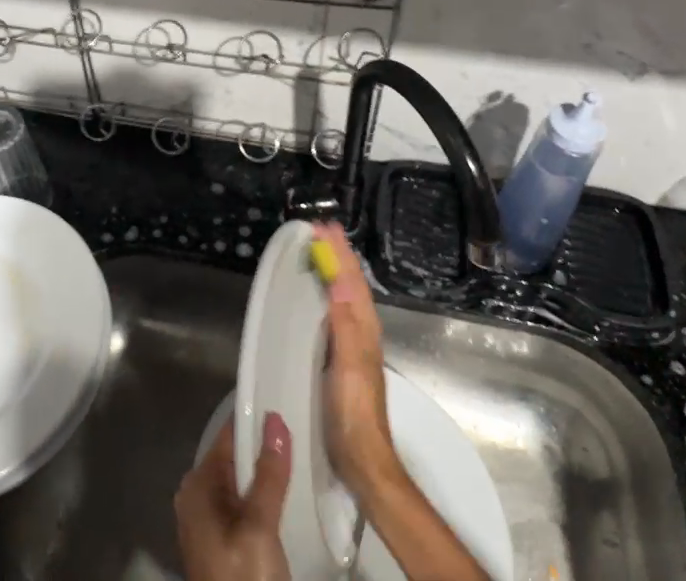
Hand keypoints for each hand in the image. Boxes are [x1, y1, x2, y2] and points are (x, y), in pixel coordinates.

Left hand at [175, 413, 292, 580]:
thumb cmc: (242, 577)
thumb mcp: (259, 526)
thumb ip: (269, 474)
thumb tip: (275, 420)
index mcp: (196, 486)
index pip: (227, 437)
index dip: (256, 421)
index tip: (288, 402)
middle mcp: (196, 497)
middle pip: (234, 459)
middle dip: (264, 446)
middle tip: (303, 428)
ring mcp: (209, 522)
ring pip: (242, 482)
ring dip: (267, 472)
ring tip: (302, 454)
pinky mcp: (224, 542)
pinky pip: (244, 503)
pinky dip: (264, 495)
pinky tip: (288, 493)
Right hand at [316, 222, 398, 494]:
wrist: (363, 457)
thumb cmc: (353, 413)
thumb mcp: (349, 367)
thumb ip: (345, 325)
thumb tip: (338, 281)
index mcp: (364, 330)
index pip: (351, 282)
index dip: (340, 254)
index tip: (325, 227)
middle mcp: (362, 333)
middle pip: (351, 286)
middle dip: (339, 256)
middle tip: (321, 231)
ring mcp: (354, 346)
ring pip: (346, 298)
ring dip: (335, 272)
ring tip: (322, 253)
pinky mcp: (343, 359)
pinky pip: (337, 314)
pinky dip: (329, 295)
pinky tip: (320, 298)